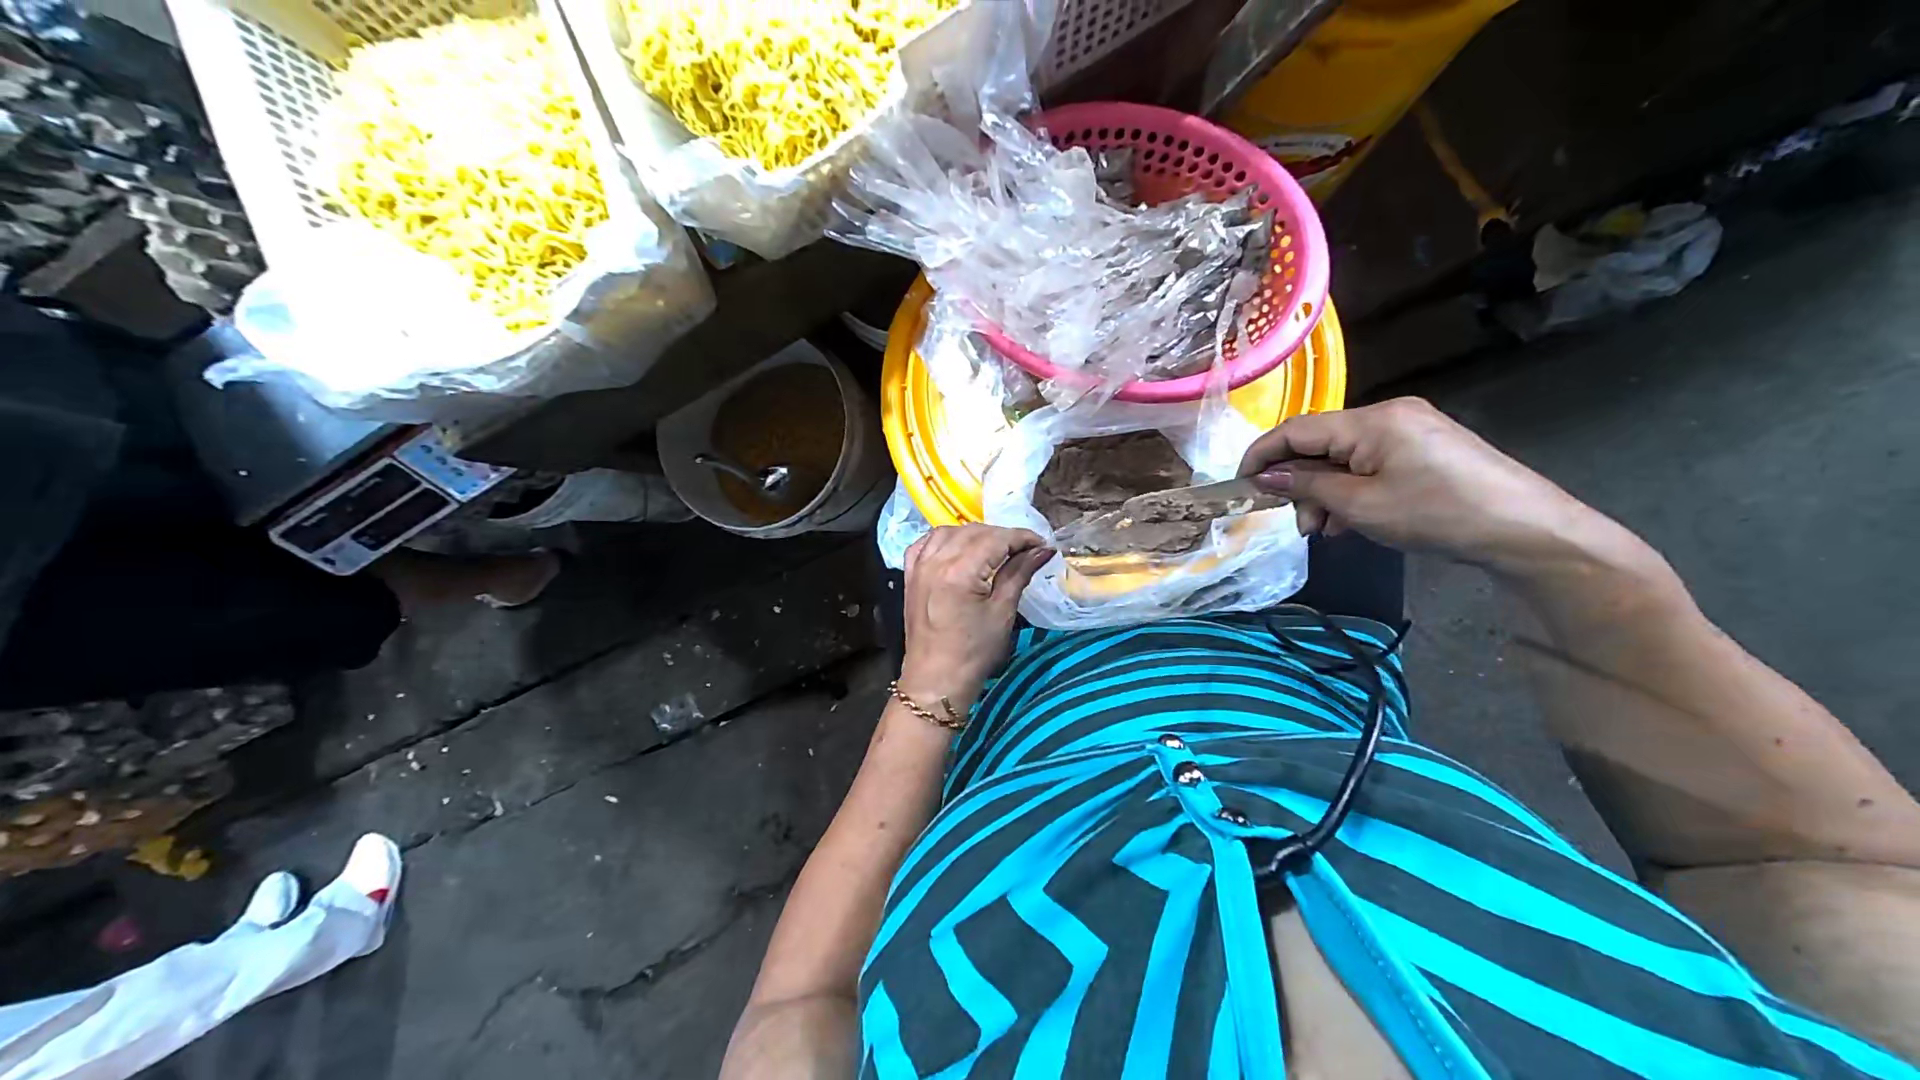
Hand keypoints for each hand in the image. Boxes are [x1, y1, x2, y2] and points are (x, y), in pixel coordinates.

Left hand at [898, 525, 1053, 710]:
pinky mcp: (911, 575)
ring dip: (975, 534)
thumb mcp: (1003, 612)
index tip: (1042, 546)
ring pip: (949, 532)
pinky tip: (958, 547)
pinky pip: (925, 543)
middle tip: (1025, 551)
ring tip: (995, 549)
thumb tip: (1043, 551)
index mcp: (960, 571)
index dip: (1023, 538)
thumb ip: (1019, 574)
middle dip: (1003, 536)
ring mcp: (919, 566)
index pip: (996, 539)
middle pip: (974, 531)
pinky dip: (944, 539)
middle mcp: (936, 561)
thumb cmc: (974, 652)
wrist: (936, 680)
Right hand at [1238, 398, 1610, 571]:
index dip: (1262, 455)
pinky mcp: (1425, 448)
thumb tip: (1266, 478)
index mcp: (1371, 420)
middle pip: (1320, 443)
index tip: (1240, 485)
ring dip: (1325, 492)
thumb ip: (1308, 487)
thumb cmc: (1436, 514)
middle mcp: (1388, 415)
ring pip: (1344, 457)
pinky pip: (1370, 463)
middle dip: (1300, 483)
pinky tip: (1351, 519)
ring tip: (1327, 529)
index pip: (1296, 429)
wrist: (1526, 531)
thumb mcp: (1361, 506)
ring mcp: (1410, 429)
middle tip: (1299, 525)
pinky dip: (1351, 489)